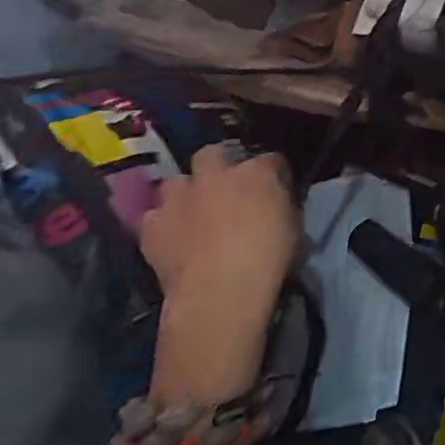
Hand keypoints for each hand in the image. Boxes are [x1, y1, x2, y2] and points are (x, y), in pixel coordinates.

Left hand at [141, 146, 300, 369]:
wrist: (219, 290)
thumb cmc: (268, 256)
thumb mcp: (293, 225)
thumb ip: (282, 203)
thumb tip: (276, 200)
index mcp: (257, 173)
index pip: (270, 158)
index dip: (273, 172)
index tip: (276, 185)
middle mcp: (216, 176)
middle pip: (211, 154)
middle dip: (217, 165)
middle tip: (225, 186)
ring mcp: (179, 199)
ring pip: (175, 181)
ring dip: (185, 192)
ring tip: (193, 210)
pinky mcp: (152, 226)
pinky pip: (154, 216)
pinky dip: (163, 223)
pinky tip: (172, 238)